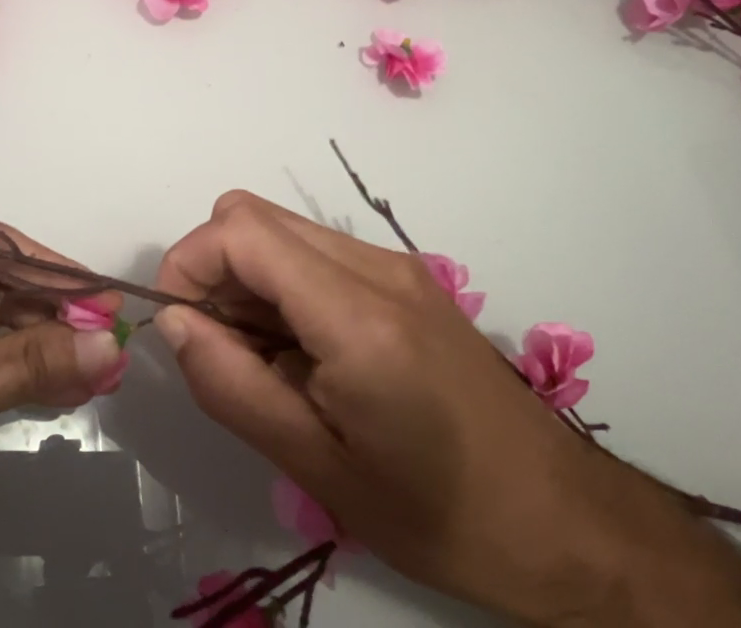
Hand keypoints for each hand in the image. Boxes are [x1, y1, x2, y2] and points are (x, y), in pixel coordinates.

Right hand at [152, 191, 740, 627]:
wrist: (567, 524)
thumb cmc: (438, 513)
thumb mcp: (318, 469)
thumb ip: (233, 386)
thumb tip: (172, 322)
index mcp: (356, 315)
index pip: (237, 231)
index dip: (186, 266)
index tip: (177, 331)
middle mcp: (378, 268)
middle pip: (253, 215)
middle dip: (211, 270)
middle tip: (218, 351)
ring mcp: (399, 269)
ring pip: (283, 231)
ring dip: (245, 281)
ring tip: (263, 364)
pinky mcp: (409, 283)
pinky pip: (317, 256)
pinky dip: (282, 288)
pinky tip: (303, 358)